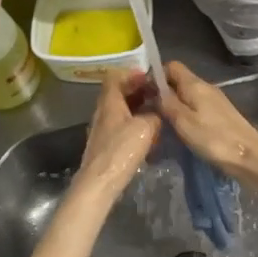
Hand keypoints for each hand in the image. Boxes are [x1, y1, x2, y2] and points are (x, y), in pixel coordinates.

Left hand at [73, 69, 163, 200]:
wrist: (100, 182)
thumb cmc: (121, 151)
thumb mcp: (145, 128)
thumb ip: (154, 116)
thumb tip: (157, 114)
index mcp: (109, 102)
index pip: (115, 77)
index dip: (132, 74)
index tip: (150, 78)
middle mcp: (102, 112)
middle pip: (118, 93)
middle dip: (137, 90)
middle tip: (157, 94)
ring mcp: (102, 129)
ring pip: (120, 110)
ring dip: (137, 107)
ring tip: (156, 112)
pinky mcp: (105, 144)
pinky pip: (120, 125)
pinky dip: (133, 122)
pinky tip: (147, 132)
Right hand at [159, 62, 257, 179]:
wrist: (249, 156)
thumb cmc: (213, 138)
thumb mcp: (183, 121)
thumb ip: (166, 103)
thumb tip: (154, 91)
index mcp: (195, 84)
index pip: (171, 66)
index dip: (156, 75)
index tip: (144, 93)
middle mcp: (206, 87)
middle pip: (179, 81)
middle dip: (163, 93)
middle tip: (148, 112)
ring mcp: (215, 101)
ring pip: (187, 95)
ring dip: (174, 105)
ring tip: (161, 123)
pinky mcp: (220, 115)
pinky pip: (196, 107)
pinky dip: (186, 114)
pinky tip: (181, 131)